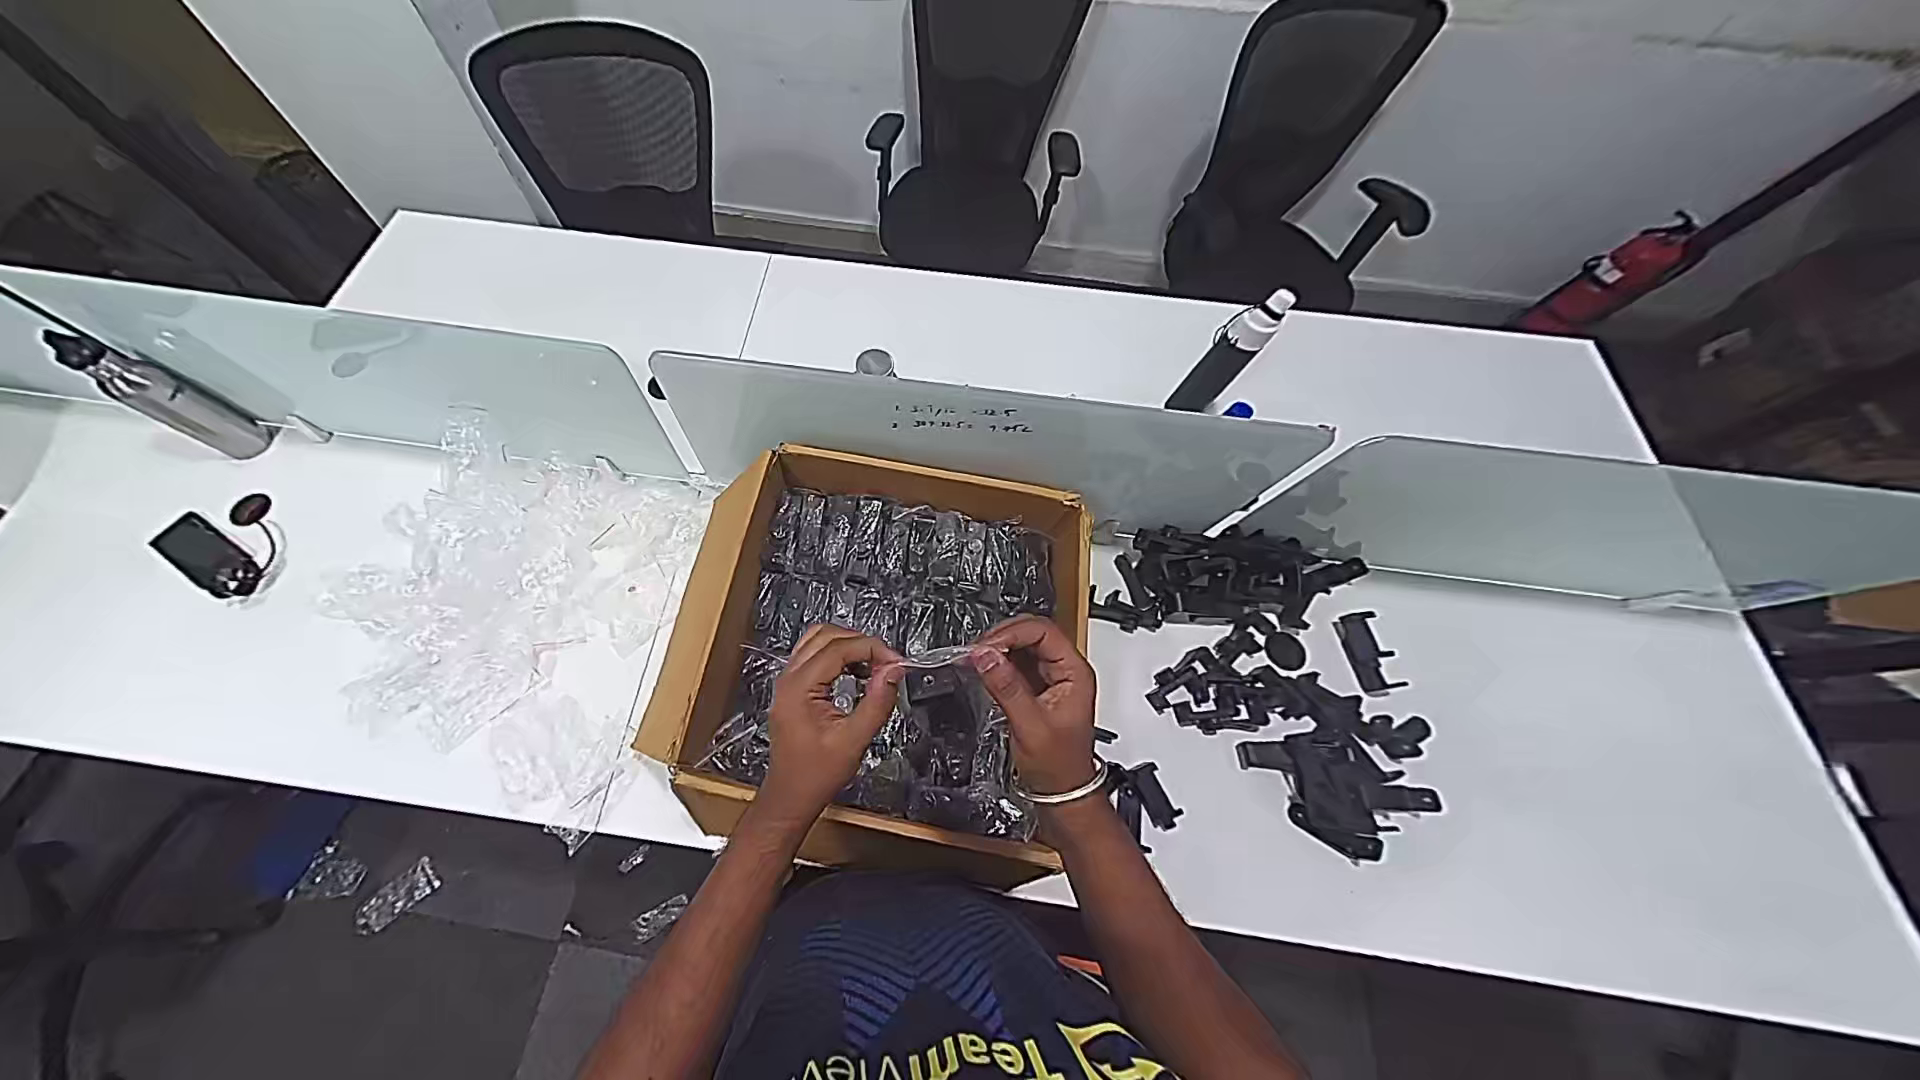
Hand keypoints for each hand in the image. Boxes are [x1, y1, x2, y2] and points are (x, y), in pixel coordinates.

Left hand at [761, 624, 903, 821]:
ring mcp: (787, 681)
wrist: (790, 796)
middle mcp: (789, 678)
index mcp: (799, 688)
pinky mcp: (793, 687)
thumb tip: (894, 671)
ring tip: (873, 665)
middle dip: (861, 642)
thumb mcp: (854, 740)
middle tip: (887, 663)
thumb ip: (877, 702)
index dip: (872, 649)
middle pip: (826, 635)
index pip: (839, 648)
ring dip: (848, 645)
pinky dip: (838, 655)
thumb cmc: (816, 774)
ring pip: (818, 639)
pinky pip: (814, 655)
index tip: (895, 663)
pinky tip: (857, 672)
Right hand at [970, 615, 1098, 795]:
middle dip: (1003, 637)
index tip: (987, 646)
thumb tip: (986, 656)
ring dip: (998, 648)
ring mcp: (1051, 677)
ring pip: (1023, 645)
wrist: (1061, 792)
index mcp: (1074, 673)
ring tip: (976, 659)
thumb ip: (1007, 687)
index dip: (1012, 634)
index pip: (1043, 632)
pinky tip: (984, 669)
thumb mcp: (1030, 726)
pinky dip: (998, 662)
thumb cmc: (1059, 766)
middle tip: (978, 650)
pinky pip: (1016, 662)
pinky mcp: (1036, 686)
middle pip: (1033, 632)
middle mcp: (1065, 670)